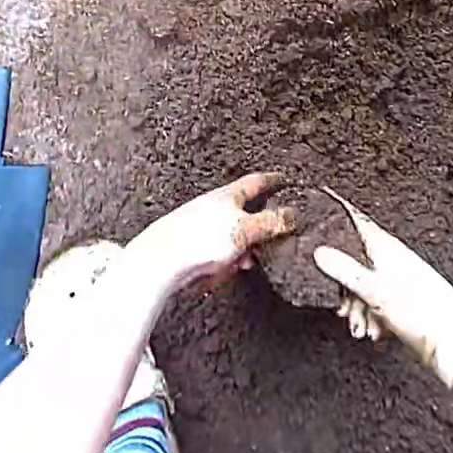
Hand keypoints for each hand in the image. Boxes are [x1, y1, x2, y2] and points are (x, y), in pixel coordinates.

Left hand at [128, 172, 295, 290]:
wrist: (160, 262)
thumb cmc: (199, 239)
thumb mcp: (244, 229)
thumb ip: (271, 222)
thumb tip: (293, 214)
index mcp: (228, 195)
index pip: (256, 182)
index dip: (272, 181)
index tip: (283, 180)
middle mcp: (214, 207)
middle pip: (245, 212)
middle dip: (255, 230)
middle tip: (265, 241)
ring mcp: (202, 226)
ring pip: (231, 236)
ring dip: (237, 252)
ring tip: (236, 264)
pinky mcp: (192, 246)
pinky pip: (216, 252)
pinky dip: (222, 262)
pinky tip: (219, 272)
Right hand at [313, 189, 452, 385]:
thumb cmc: (419, 309)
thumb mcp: (374, 289)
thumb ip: (345, 269)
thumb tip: (320, 251)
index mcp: (384, 246)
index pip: (356, 221)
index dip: (339, 213)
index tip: (324, 201)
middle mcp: (391, 257)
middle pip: (355, 260)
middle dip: (346, 287)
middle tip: (344, 310)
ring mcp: (398, 277)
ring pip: (366, 286)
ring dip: (360, 309)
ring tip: (363, 330)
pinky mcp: (404, 298)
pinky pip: (379, 303)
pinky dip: (374, 317)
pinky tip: (376, 333)